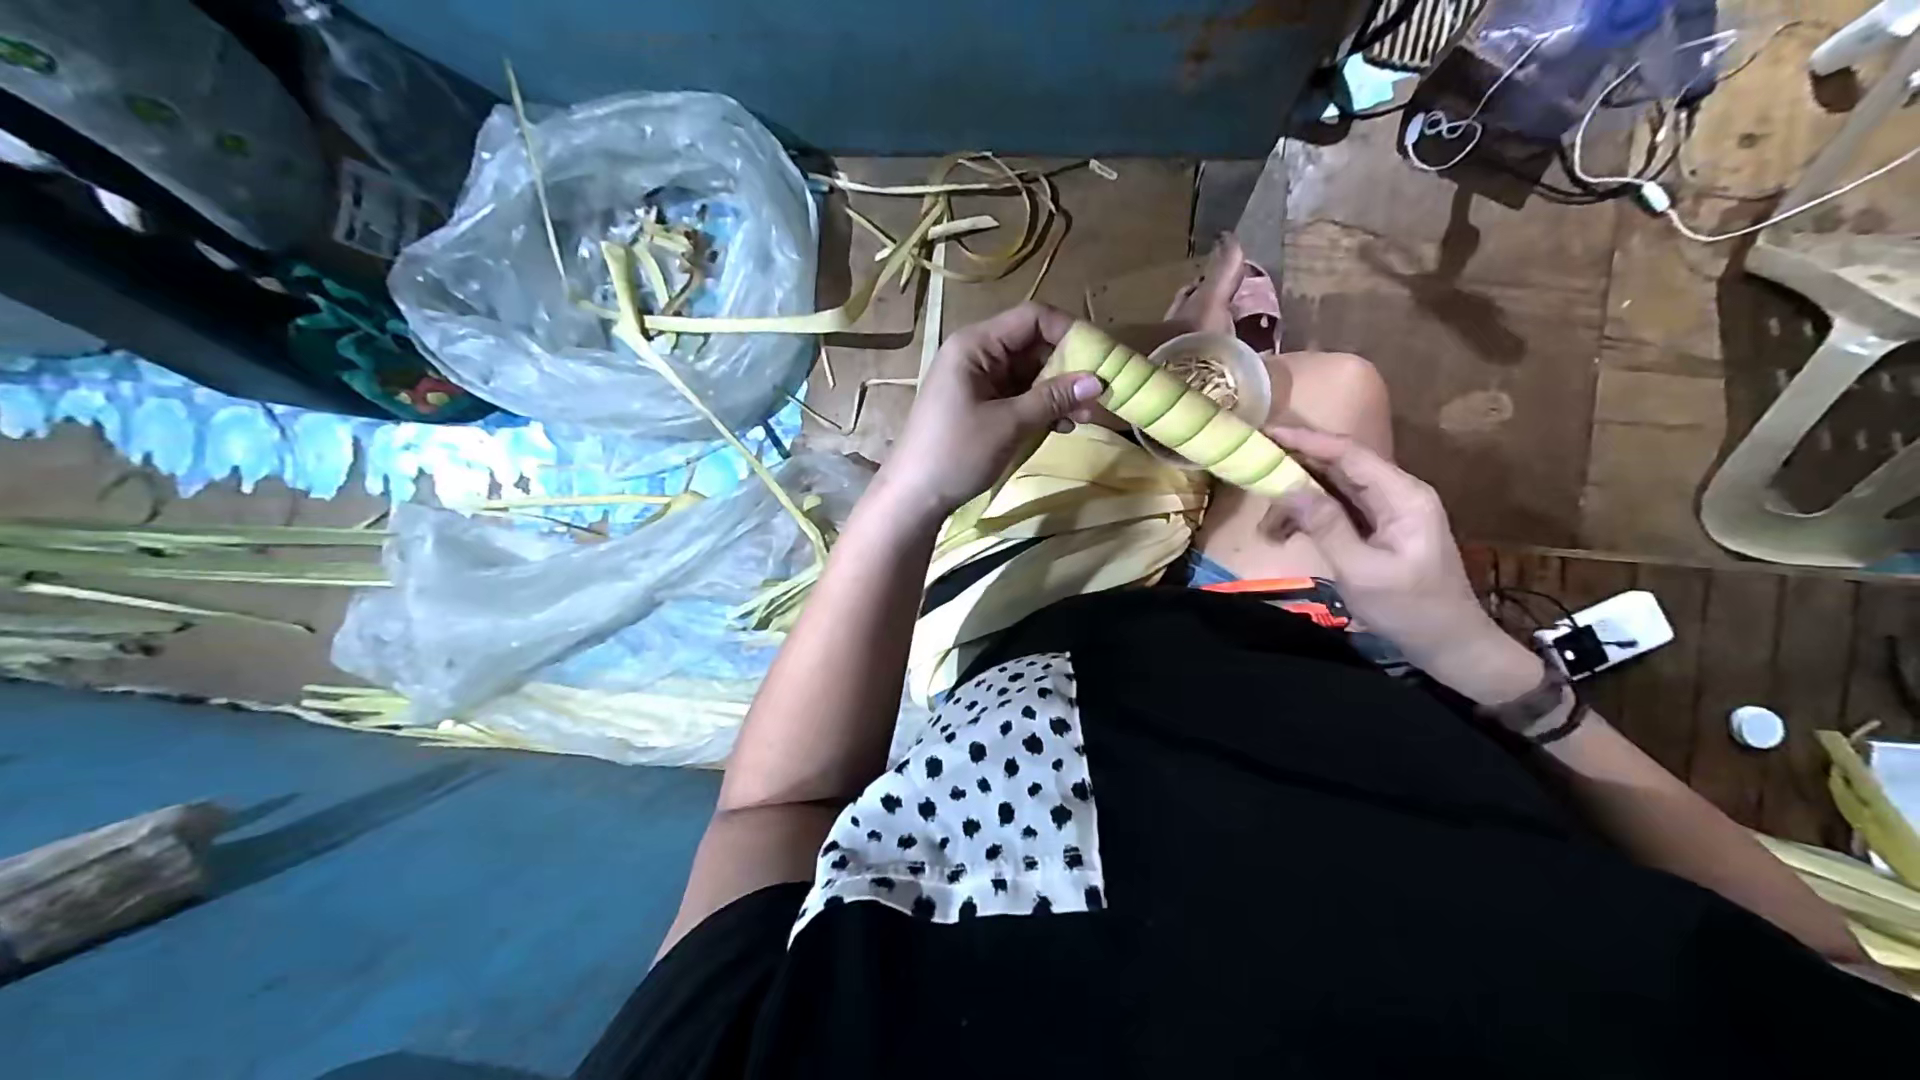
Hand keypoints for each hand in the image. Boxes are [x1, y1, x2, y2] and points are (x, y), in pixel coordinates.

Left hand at [876, 302, 1101, 518]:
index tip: (1100, 360)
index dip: (1069, 332)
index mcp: (975, 345)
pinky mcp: (980, 405)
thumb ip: (1052, 398)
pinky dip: (1041, 407)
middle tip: (1099, 395)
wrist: (913, 496)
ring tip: (1085, 417)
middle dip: (1068, 368)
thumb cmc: (956, 453)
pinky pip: (1019, 395)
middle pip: (1033, 345)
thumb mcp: (1009, 424)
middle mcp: (977, 355)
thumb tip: (1098, 381)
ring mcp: (978, 381)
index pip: (1032, 318)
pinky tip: (1062, 426)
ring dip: (1059, 391)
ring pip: (1030, 373)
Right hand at [1264, 425, 1543, 704]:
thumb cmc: (1410, 609)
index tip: (1265, 433)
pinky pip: (1336, 510)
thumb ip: (1327, 526)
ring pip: (1332, 489)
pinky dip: (1308, 518)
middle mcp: (1396, 493)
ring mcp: (1388, 511)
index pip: (1349, 453)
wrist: (1450, 645)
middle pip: (1338, 466)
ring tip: (1267, 528)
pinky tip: (1285, 535)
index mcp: (1402, 496)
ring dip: (1296, 501)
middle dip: (1294, 469)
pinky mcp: (1378, 528)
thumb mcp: (1362, 571)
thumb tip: (1288, 488)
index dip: (1306, 440)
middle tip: (1252, 472)